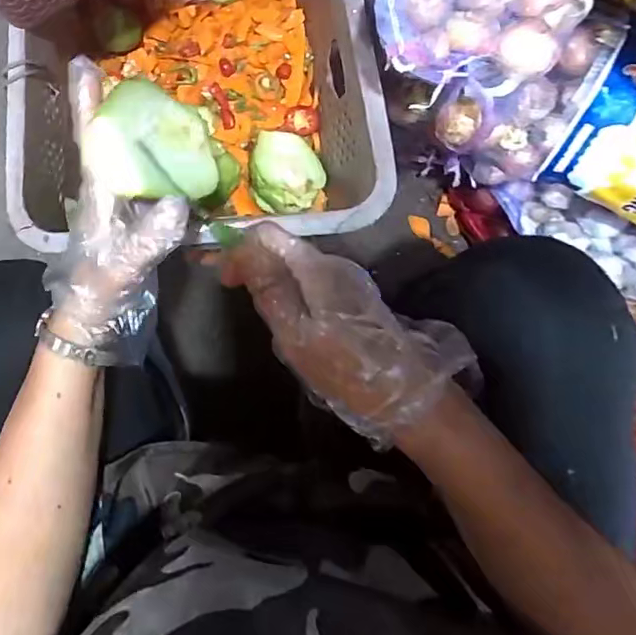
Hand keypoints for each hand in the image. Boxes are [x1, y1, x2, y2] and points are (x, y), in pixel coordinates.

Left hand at [42, 57, 189, 362]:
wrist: (100, 318)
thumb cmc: (100, 289)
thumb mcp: (122, 265)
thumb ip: (149, 237)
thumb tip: (180, 202)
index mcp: (97, 189)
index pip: (90, 137)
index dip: (86, 100)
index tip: (83, 63)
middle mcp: (110, 185)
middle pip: (116, 136)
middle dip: (126, 104)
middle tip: (151, 82)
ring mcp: (127, 200)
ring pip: (139, 155)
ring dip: (155, 134)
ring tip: (181, 115)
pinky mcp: (143, 215)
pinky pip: (160, 180)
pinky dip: (176, 167)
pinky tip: (196, 162)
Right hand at [222, 224, 474, 443]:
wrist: (412, 400)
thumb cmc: (347, 370)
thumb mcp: (296, 335)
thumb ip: (269, 289)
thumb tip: (242, 249)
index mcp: (315, 268)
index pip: (267, 234)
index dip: (239, 249)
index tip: (224, 279)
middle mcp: (331, 263)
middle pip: (281, 249)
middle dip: (254, 268)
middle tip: (238, 299)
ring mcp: (345, 280)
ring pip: (294, 269)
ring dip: (273, 285)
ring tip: (268, 322)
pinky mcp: (353, 298)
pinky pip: (310, 285)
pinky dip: (292, 298)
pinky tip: (295, 330)